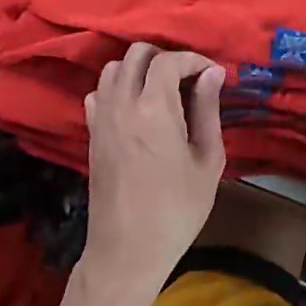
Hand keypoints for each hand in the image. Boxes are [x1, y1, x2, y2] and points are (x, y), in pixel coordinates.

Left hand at [82, 43, 226, 289]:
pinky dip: (118, 88)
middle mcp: (121, 105)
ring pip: (113, 69)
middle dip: (165, 57)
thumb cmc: (178, 209)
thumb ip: (208, 110)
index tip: (213, 75)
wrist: (128, 250)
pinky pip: (99, 93)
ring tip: (165, 90)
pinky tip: (138, 108)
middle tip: (189, 79)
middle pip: (135, 54)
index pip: (168, 61)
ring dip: (140, 70)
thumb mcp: (208, 160)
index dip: (194, 60)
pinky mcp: (91, 135)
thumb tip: (214, 73)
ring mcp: (101, 119)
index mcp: (154, 110)